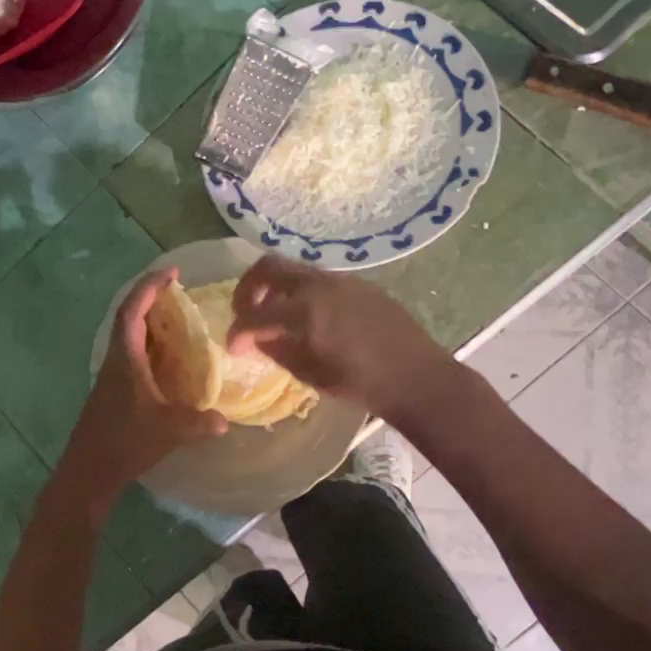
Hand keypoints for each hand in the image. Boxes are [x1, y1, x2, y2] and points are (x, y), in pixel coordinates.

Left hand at [59, 269, 228, 502]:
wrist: (89, 471)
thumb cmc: (125, 443)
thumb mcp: (169, 431)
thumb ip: (200, 422)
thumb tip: (225, 420)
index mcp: (125, 360)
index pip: (133, 310)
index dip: (149, 287)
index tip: (171, 273)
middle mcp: (115, 361)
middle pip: (128, 318)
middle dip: (151, 299)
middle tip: (179, 293)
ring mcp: (110, 377)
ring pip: (129, 338)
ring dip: (150, 324)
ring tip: (179, 321)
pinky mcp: (111, 392)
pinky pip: (131, 357)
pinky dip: (149, 348)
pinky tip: (168, 360)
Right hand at [226, 255, 463, 424]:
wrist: (418, 377)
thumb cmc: (361, 383)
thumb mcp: (310, 373)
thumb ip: (276, 350)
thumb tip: (254, 340)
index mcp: (304, 310)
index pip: (254, 314)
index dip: (237, 331)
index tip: (233, 347)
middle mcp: (320, 285)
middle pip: (268, 267)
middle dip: (247, 289)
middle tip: (244, 314)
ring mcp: (342, 280)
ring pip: (294, 270)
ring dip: (275, 289)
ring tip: (275, 319)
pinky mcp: (359, 285)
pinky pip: (318, 280)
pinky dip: (300, 293)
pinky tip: (307, 321)